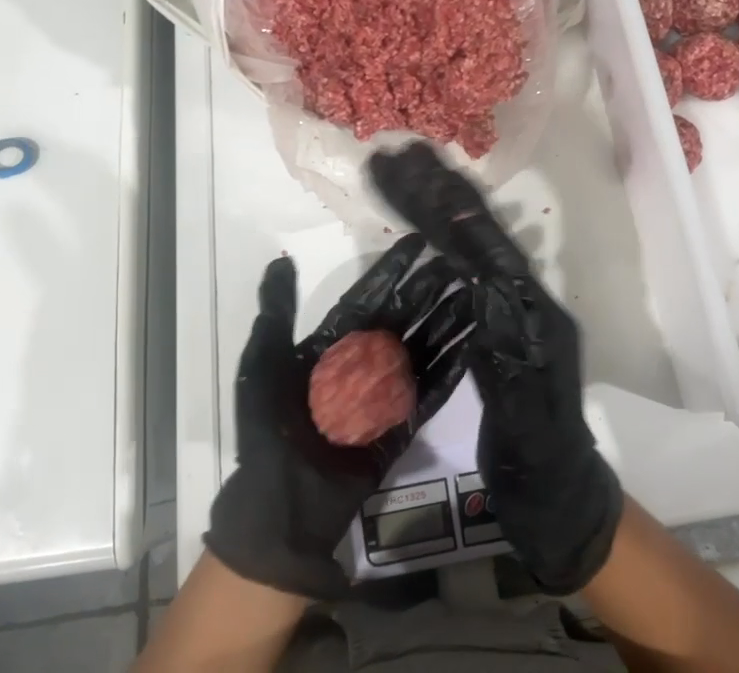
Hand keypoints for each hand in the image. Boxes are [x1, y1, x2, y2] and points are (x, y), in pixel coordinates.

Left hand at [204, 234, 469, 599]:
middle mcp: (364, 359)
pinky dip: (452, 367)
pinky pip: (432, 389)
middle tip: (459, 261)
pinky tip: (474, 344)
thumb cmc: (269, 424)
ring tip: (476, 294)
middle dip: (430, 288)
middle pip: (404, 315)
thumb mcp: (262, 360)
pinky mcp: (403, 421)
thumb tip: (281, 259)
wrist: (284, 496)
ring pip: (424, 346)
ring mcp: (387, 390)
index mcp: (333, 341)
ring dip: (449, 320)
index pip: (369, 294)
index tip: (418, 241)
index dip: (393, 268)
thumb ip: (275, 310)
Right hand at [369, 143, 623, 595]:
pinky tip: (423, 228)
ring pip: (473, 245)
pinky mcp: (501, 326)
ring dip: (438, 208)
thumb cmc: (536, 465)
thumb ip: (507, 348)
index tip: (404, 167)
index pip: (481, 245)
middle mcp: (527, 299)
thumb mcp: (523, 411)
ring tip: (403, 175)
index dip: (442, 206)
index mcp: (531, 313)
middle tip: (395, 155)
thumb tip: (486, 284)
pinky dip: (442, 241)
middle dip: (437, 192)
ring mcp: (516, 310)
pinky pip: (469, 270)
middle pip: (478, 233)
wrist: (557, 495)